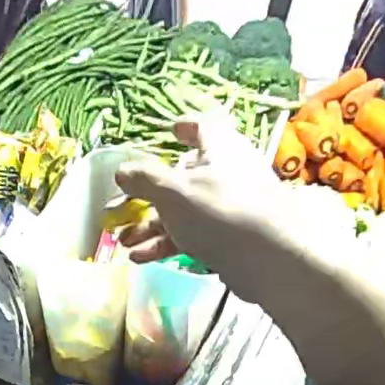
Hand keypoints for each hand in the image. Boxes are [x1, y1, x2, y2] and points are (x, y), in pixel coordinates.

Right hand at [115, 116, 354, 308]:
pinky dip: (165, 244)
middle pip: (182, 177)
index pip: (203, 127)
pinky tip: (141, 257)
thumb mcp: (173, 191)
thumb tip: (121, 171)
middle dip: (148, 195)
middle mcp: (226, 173)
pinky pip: (189, 235)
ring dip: (150, 226)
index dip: (184, 128)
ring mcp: (226, 207)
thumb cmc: (218, 211)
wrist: (264, 257)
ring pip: (181, 211)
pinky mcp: (225, 237)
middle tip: (120, 209)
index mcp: (220, 148)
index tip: (170, 130)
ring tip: (124, 242)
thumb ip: (144, 179)